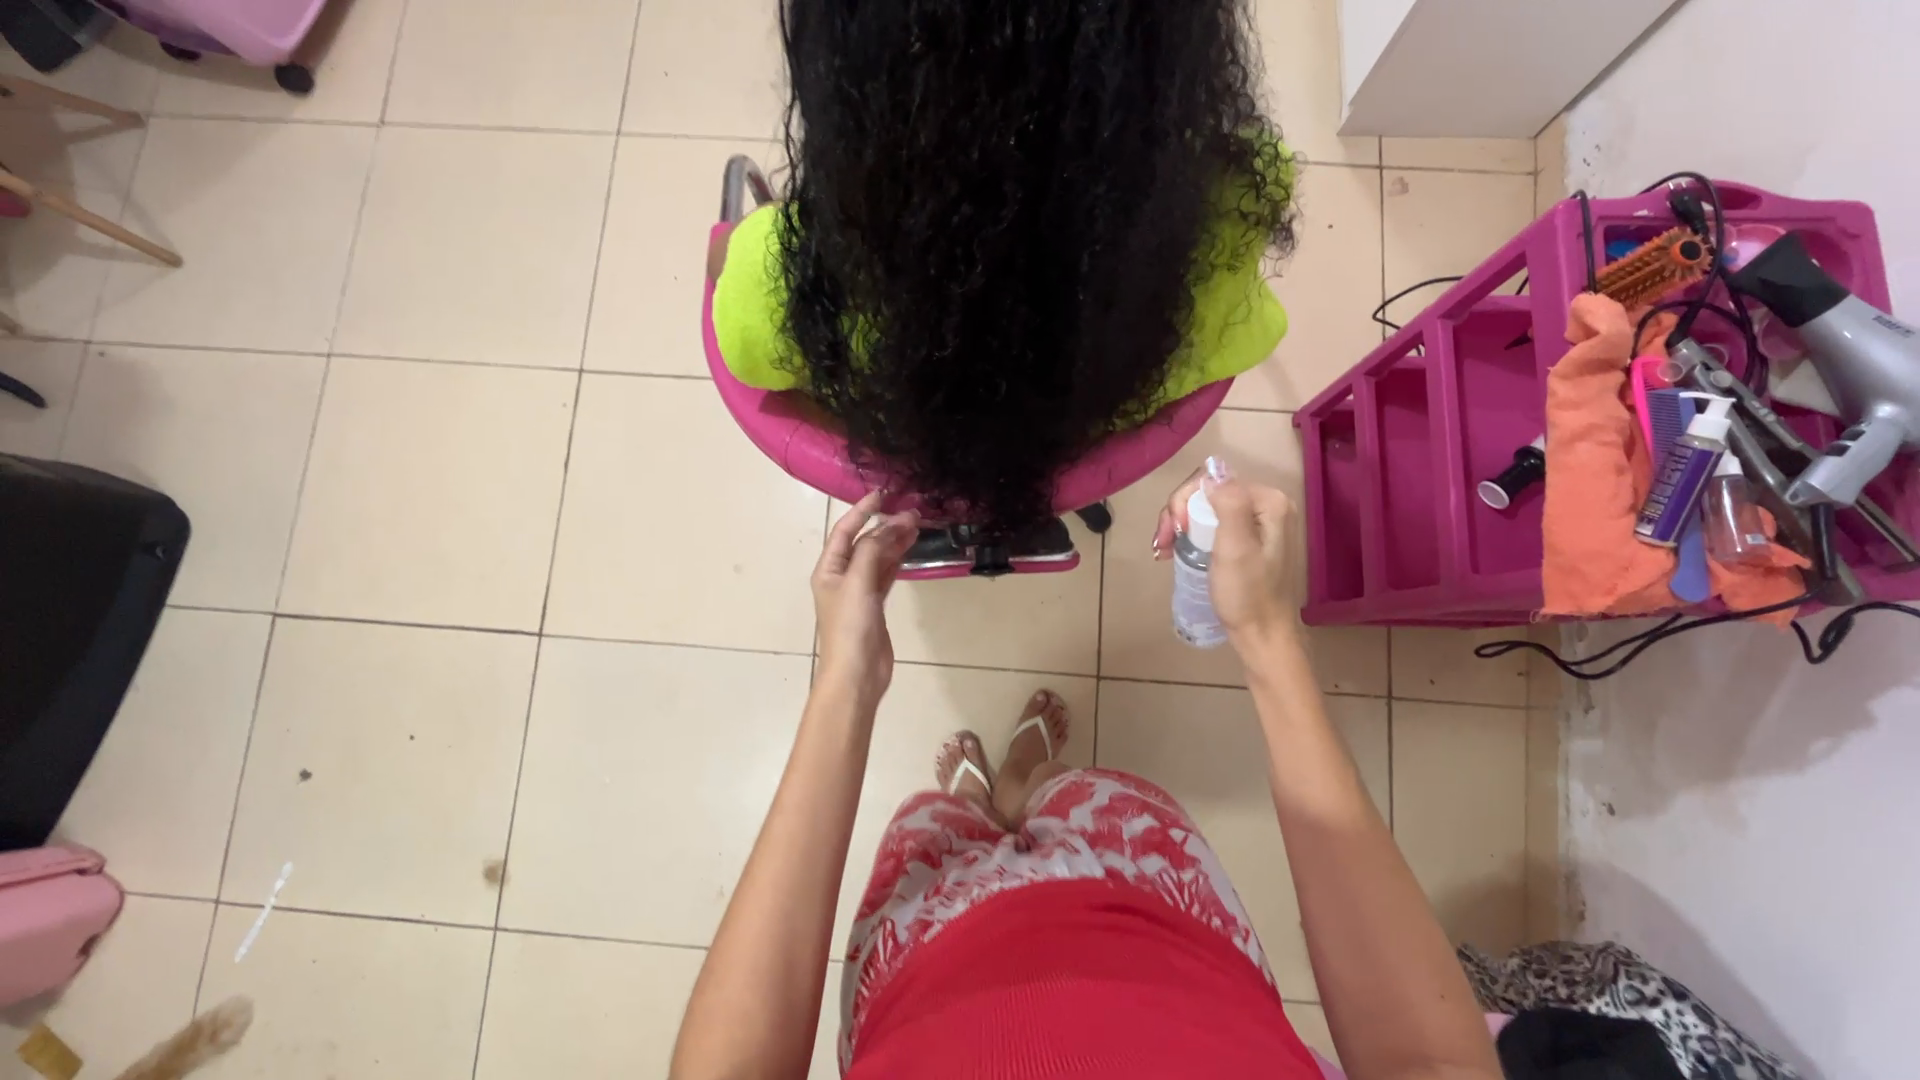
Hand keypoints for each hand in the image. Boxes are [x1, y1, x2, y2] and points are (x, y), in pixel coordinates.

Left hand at [813, 491, 919, 706]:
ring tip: (916, 525)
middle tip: (911, 512)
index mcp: (828, 569)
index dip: (862, 511)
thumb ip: (872, 551)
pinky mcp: (875, 605)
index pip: (845, 531)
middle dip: (884, 526)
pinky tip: (910, 548)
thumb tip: (889, 527)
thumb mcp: (858, 583)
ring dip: (894, 541)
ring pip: (877, 558)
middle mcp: (841, 577)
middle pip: (863, 543)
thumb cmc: (850, 626)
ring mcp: (859, 591)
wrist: (857, 673)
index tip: (883, 494)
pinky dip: (897, 560)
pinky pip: (886, 574)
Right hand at [1152, 460, 1297, 651]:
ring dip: (1180, 526)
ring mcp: (1258, 524)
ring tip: (1164, 552)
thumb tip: (1212, 470)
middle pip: (1207, 493)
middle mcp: (1266, 506)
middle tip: (1164, 545)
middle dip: (1179, 515)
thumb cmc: (1247, 596)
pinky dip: (1191, 536)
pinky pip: (1212, 526)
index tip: (1173, 533)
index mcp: (1268, 501)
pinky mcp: (1248, 541)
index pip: (1212, 481)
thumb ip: (1228, 503)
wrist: (1263, 637)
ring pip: (1205, 509)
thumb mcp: (1235, 548)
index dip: (1184, 502)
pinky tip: (1175, 553)